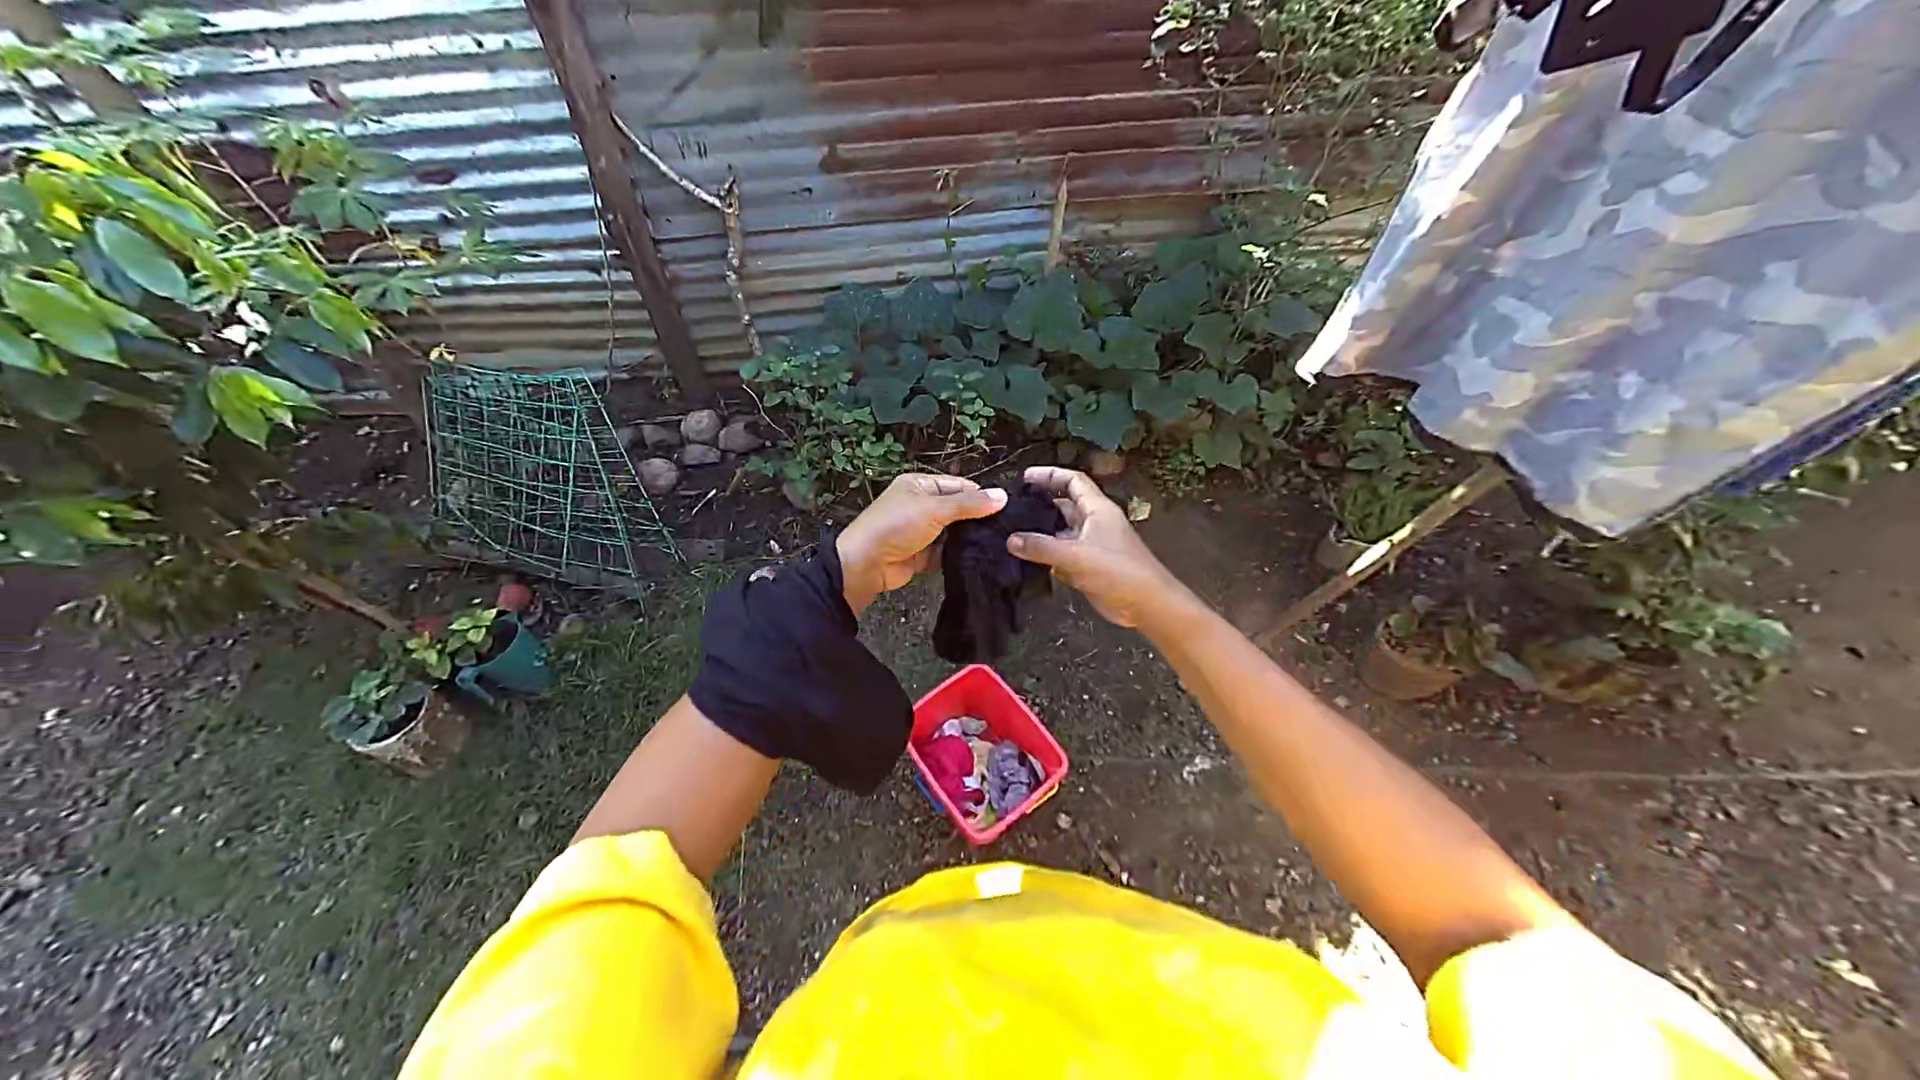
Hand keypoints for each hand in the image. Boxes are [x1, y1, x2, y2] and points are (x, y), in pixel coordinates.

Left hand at [836, 474, 1006, 614]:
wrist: (867, 564)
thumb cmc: (896, 526)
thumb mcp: (934, 509)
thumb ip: (969, 504)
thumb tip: (1002, 496)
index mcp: (918, 485)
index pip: (957, 486)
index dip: (978, 495)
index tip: (1003, 507)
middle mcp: (919, 505)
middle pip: (956, 510)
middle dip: (975, 519)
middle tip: (1003, 529)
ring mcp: (920, 531)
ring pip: (952, 533)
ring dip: (967, 539)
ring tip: (996, 544)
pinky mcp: (921, 554)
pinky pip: (944, 552)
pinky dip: (957, 555)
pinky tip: (977, 559)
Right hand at [1005, 466, 1199, 629]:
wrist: (1146, 605)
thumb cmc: (1120, 572)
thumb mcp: (1076, 556)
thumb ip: (1041, 547)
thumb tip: (1012, 540)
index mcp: (1098, 510)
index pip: (1072, 481)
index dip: (1049, 475)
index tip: (1025, 478)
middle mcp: (1094, 524)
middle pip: (1064, 505)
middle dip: (1040, 504)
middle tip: (1013, 509)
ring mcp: (1091, 546)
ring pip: (1061, 532)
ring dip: (1041, 533)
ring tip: (1012, 534)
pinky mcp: (1088, 567)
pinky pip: (1062, 556)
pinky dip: (1046, 557)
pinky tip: (1027, 561)